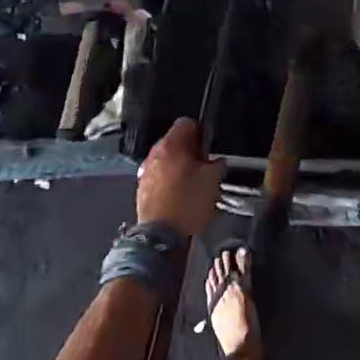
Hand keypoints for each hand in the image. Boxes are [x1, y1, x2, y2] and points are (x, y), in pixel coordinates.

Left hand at [137, 118, 225, 236]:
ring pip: (167, 159)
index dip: (202, 130)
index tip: (210, 144)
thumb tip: (217, 162)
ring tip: (196, 181)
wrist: (161, 237)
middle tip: (207, 164)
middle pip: (175, 141)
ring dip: (181, 166)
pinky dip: (171, 180)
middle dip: (191, 150)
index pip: (187, 123)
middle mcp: (155, 154)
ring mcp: (145, 172)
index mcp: (171, 145)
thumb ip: (217, 165)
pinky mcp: (142, 189)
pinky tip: (182, 194)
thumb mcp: (213, 181)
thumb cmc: (188, 203)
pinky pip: (160, 176)